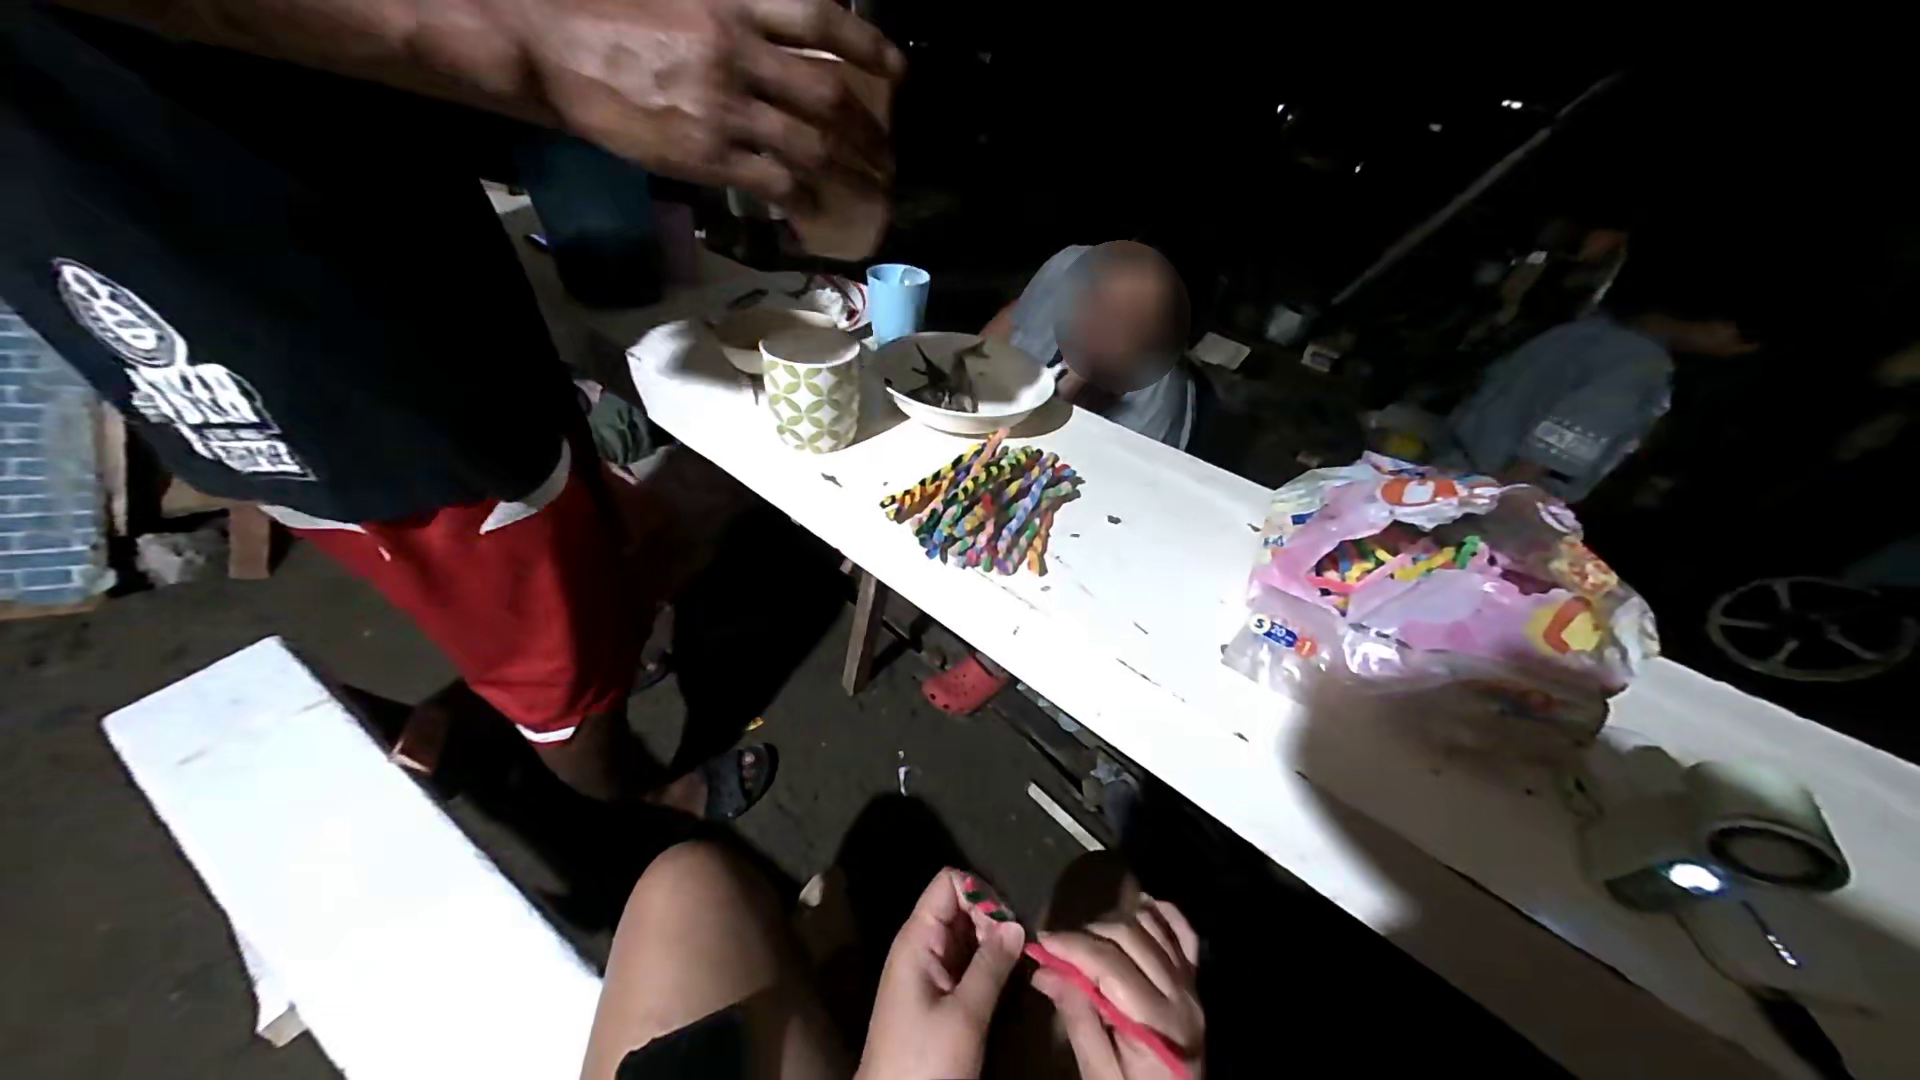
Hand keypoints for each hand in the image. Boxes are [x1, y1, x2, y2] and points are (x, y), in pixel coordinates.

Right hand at [502, 0, 903, 205]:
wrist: (549, 44)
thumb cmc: (611, 15)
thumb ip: (739, 20)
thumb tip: (783, 48)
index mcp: (734, 5)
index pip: (821, 20)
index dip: (868, 44)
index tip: (898, 71)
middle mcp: (740, 54)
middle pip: (829, 95)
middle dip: (868, 131)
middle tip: (887, 155)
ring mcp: (727, 109)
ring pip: (810, 146)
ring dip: (847, 173)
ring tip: (868, 191)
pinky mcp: (710, 156)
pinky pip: (775, 183)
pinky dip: (802, 201)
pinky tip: (814, 213)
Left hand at [857, 869, 1025, 1079]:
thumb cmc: (924, 1062)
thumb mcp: (964, 1015)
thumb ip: (991, 965)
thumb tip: (1017, 924)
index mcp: (918, 937)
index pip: (948, 882)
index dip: (979, 892)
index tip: (1006, 923)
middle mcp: (921, 943)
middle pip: (960, 904)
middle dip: (990, 916)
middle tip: (1016, 947)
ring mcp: (928, 967)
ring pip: (965, 931)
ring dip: (991, 939)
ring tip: (1016, 960)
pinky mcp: (937, 991)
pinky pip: (965, 958)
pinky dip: (985, 960)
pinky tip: (1005, 974)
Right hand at [1031, 900, 1204, 1079]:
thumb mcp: (1101, 1076)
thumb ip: (1078, 1020)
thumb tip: (1045, 970)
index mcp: (1156, 1022)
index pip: (1109, 964)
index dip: (1073, 946)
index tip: (1041, 941)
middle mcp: (1179, 994)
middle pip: (1128, 937)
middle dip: (1087, 934)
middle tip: (1059, 948)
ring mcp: (1191, 984)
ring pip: (1150, 926)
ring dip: (1114, 922)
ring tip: (1088, 938)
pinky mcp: (1195, 981)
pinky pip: (1182, 932)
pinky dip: (1160, 914)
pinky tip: (1139, 906)